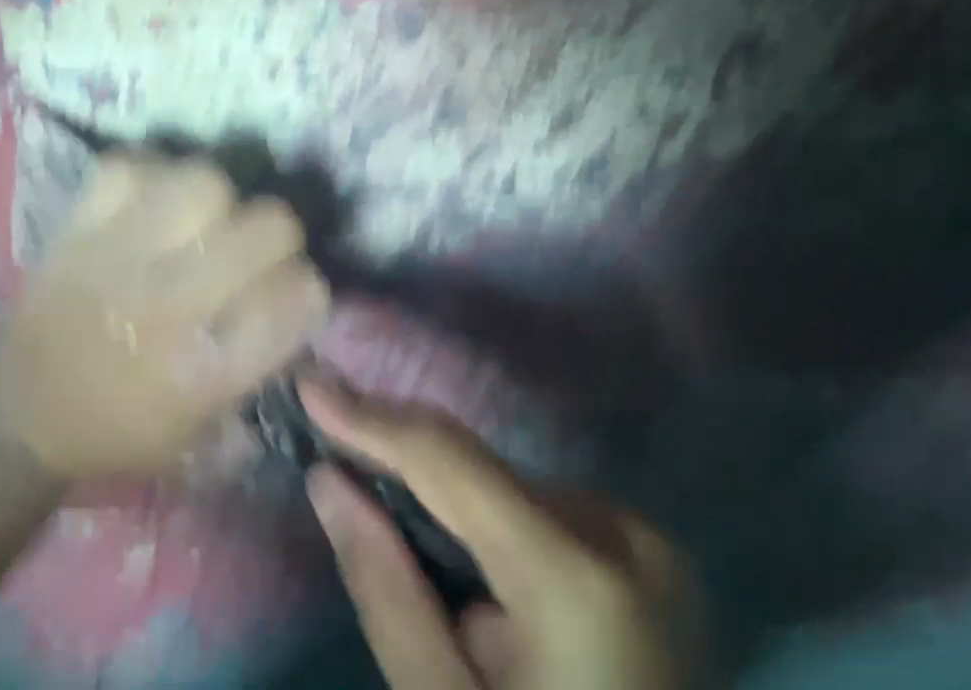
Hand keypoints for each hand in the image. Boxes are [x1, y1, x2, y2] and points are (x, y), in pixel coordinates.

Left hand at [0, 154, 330, 478]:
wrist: (22, 414)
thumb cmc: (120, 432)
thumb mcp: (202, 433)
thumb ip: (260, 368)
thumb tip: (299, 302)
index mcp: (211, 369)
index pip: (301, 296)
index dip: (306, 290)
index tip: (289, 295)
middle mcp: (176, 307)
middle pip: (271, 228)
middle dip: (277, 236)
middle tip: (251, 249)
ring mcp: (122, 260)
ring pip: (206, 184)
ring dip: (216, 200)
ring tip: (201, 221)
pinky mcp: (78, 229)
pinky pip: (131, 168)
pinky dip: (148, 177)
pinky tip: (150, 205)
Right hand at [299, 382, 707, 689]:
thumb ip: (385, 587)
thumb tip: (327, 480)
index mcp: (572, 577)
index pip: (449, 462)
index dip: (371, 418)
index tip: (308, 384)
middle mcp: (625, 534)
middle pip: (484, 472)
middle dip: (407, 465)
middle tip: (337, 456)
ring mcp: (655, 545)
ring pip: (515, 489)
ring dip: (455, 502)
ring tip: (412, 544)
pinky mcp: (662, 562)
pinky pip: (552, 515)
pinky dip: (500, 527)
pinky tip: (476, 573)